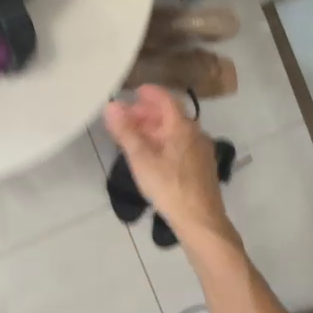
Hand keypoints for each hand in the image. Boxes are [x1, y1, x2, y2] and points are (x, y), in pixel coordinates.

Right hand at [103, 85, 233, 246]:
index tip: (133, 92)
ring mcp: (201, 151)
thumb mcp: (142, 159)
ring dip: (154, 129)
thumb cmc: (169, 187)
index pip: (165, 100)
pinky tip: (153, 156)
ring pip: (175, 132)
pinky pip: (180, 145)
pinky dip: (164, 142)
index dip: (149, 93)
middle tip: (127, 118)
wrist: (200, 220)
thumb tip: (111, 106)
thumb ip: (126, 132)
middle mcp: (195, 134)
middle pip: (170, 116)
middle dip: (147, 114)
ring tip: (135, 137)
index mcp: (182, 127)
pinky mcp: (201, 167)